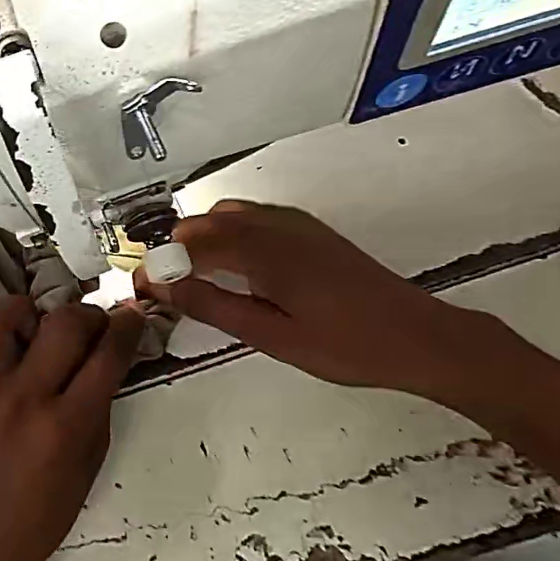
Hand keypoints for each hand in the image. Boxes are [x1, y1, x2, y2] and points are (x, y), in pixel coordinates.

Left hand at [0, 297, 142, 560]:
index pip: (106, 355)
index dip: (126, 326)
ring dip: (23, 311)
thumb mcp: (92, 454)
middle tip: (90, 326)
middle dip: (86, 315)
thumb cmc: (48, 505)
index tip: (130, 316)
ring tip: (33, 326)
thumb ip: (100, 397)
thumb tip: (106, 348)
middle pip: (62, 325)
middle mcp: (21, 400)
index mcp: (65, 425)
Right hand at [136, 200, 506, 393]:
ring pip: (229, 216)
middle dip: (177, 249)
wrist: (416, 336)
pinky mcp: (309, 230)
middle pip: (206, 221)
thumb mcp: (271, 335)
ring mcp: (294, 223)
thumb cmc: (344, 344)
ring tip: (196, 281)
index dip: (160, 263)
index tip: (143, 286)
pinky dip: (230, 236)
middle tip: (167, 288)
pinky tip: (236, 269)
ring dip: (203, 240)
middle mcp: (274, 224)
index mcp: (261, 248)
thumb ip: (214, 305)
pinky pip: (254, 219)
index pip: (190, 242)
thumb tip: (165, 286)